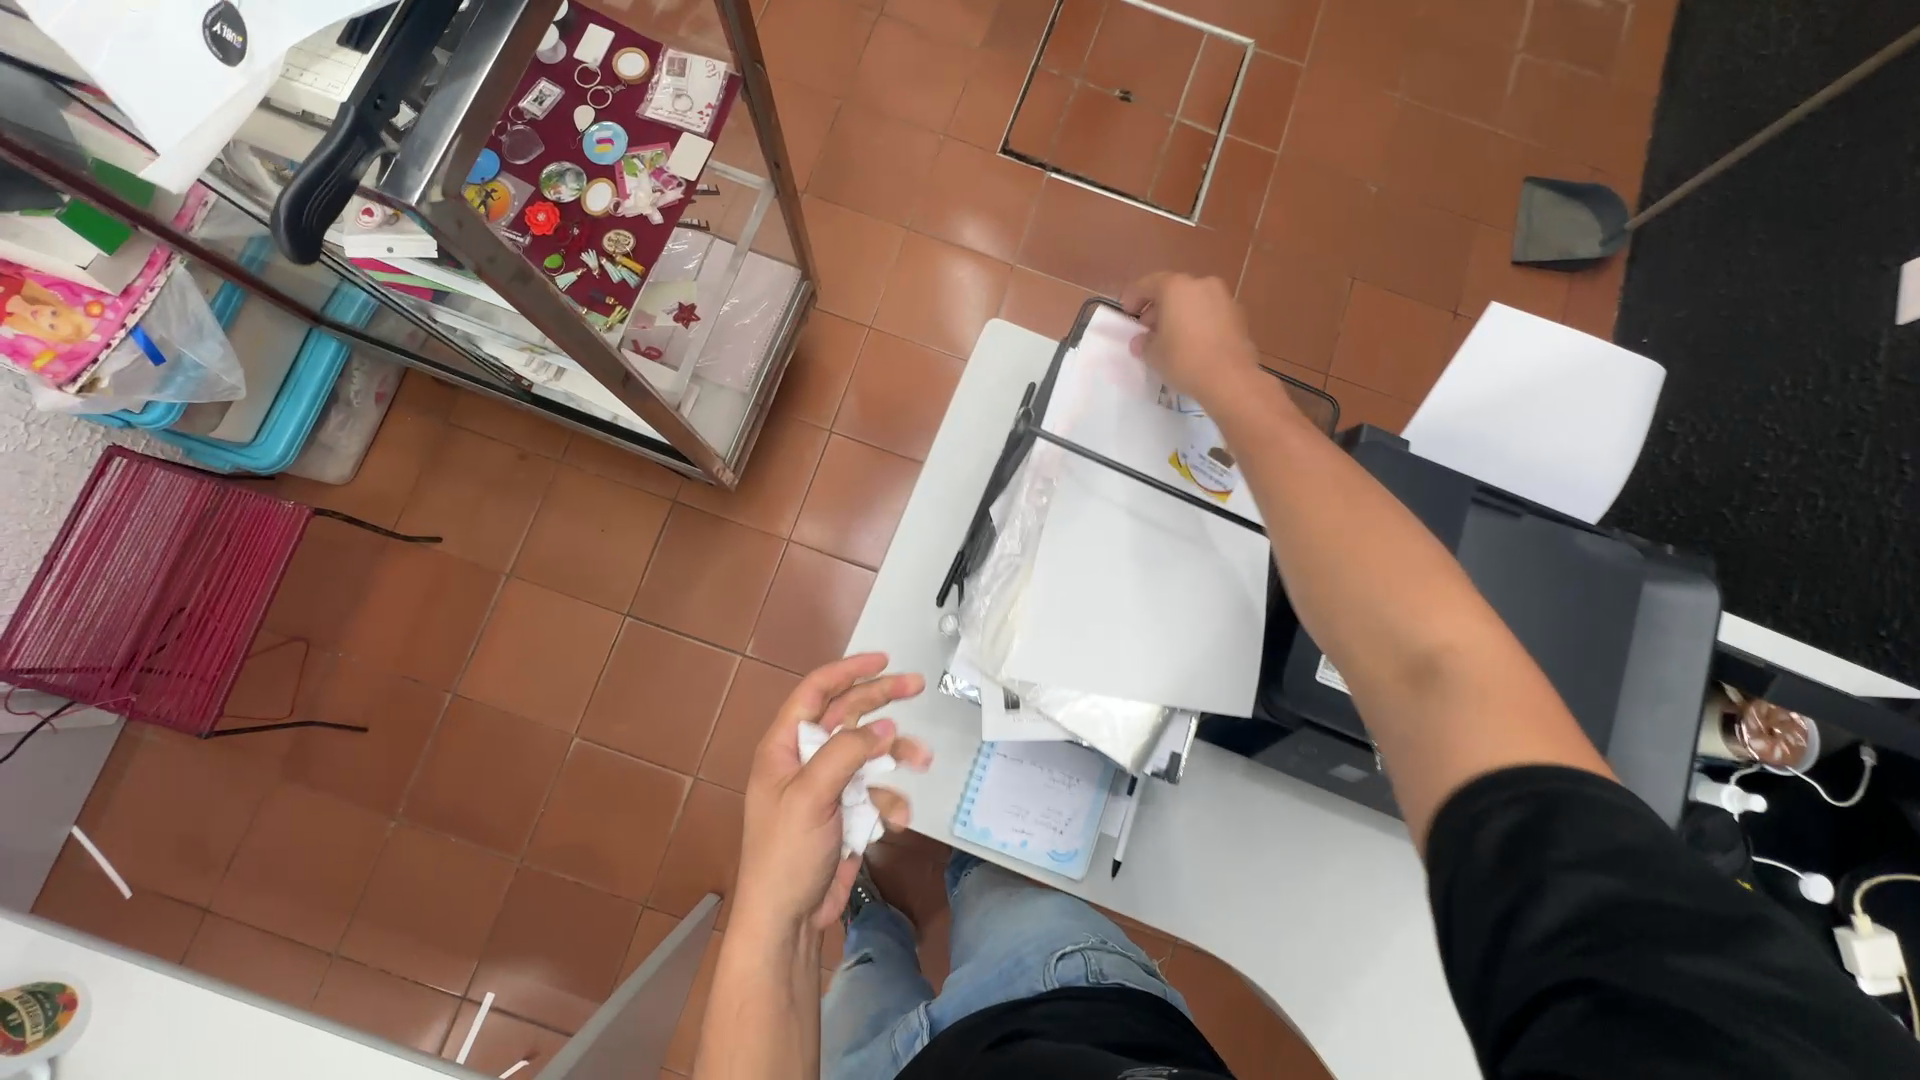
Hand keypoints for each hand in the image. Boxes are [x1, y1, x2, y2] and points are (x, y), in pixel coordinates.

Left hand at [733, 653, 928, 935]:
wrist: (788, 919)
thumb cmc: (785, 853)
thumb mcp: (811, 795)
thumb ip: (847, 753)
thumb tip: (884, 726)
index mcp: (784, 747)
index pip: (816, 692)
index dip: (848, 670)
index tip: (883, 659)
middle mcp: (806, 759)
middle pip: (848, 714)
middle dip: (882, 700)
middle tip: (916, 685)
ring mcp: (828, 786)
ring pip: (869, 753)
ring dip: (896, 755)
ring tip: (923, 759)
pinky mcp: (846, 812)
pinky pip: (876, 792)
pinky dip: (891, 799)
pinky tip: (896, 819)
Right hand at [1121, 273, 1264, 412]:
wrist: (1230, 378)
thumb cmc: (1184, 360)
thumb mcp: (1153, 354)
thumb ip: (1143, 342)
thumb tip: (1142, 341)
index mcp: (1176, 287)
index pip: (1148, 284)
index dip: (1133, 298)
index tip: (1127, 314)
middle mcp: (1201, 284)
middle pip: (1173, 290)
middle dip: (1158, 308)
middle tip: (1148, 329)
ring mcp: (1223, 298)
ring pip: (1193, 301)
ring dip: (1179, 315)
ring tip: (1171, 338)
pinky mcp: (1238, 315)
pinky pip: (1210, 313)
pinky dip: (1198, 322)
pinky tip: (1193, 343)